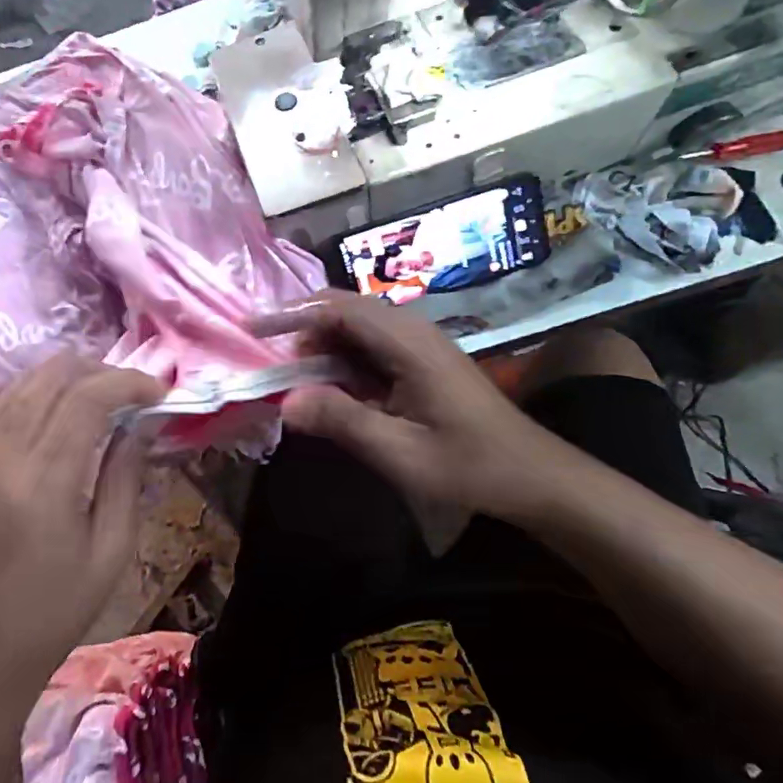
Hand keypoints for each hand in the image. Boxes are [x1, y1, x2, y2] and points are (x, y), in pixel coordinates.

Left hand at [0, 355, 164, 692]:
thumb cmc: (50, 616)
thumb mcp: (111, 552)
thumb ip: (127, 478)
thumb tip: (139, 425)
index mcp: (40, 481)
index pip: (90, 396)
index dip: (132, 382)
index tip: (160, 393)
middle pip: (53, 376)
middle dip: (102, 373)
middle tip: (132, 396)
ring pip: (19, 381)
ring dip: (64, 379)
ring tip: (95, 400)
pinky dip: (20, 392)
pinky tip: (42, 409)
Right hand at [250, 291, 584, 521]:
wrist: (530, 473)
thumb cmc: (468, 465)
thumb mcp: (400, 452)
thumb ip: (343, 421)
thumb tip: (286, 399)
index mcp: (409, 344)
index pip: (339, 308)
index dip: (292, 313)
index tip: (252, 327)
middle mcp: (414, 331)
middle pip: (347, 311)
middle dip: (305, 330)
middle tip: (273, 364)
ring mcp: (421, 344)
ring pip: (359, 328)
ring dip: (324, 348)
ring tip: (296, 380)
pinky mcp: (423, 360)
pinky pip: (374, 347)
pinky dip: (346, 361)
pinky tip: (335, 390)